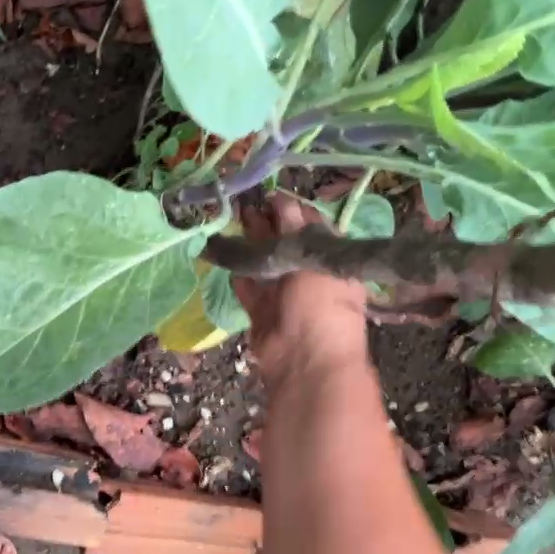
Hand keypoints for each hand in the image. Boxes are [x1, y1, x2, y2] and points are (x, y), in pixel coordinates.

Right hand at [229, 198, 371, 390]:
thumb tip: (281, 201)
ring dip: (248, 246)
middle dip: (265, 225)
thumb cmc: (321, 306)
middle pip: (283, 244)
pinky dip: (236, 273)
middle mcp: (307, 275)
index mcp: (331, 259)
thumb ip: (295, 230)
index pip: (308, 226)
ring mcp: (282, 296)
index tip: (267, 194)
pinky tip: (223, 253)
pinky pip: (247, 288)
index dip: (289, 209)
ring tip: (230, 222)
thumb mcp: (313, 258)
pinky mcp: (260, 313)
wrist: (305, 359)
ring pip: (262, 264)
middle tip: (243, 203)